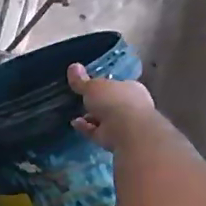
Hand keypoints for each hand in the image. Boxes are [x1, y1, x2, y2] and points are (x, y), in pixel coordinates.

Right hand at [67, 63, 182, 154]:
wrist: (126, 129)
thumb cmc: (113, 100)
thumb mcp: (93, 86)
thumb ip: (82, 80)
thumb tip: (73, 66)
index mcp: (131, 88)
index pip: (117, 85)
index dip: (103, 86)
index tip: (89, 87)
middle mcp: (131, 105)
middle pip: (111, 103)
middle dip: (97, 104)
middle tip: (81, 101)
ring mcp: (124, 124)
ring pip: (105, 119)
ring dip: (90, 117)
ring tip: (75, 114)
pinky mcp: (115, 139)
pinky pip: (98, 132)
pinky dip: (86, 128)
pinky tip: (75, 123)